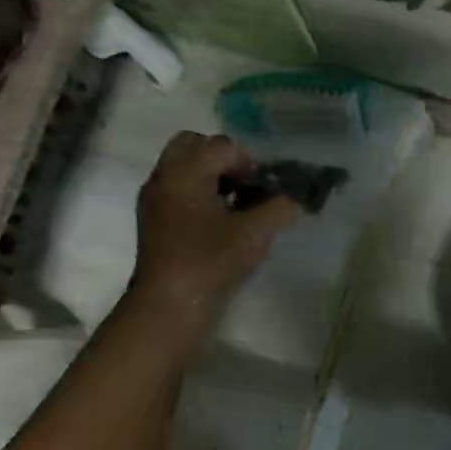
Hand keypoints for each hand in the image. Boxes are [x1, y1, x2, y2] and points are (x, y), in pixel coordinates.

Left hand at [130, 132, 301, 318]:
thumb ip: (279, 209)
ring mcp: (154, 199)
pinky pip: (176, 189)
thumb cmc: (209, 262)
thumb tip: (297, 198)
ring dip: (210, 176)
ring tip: (235, 205)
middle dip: (223, 159)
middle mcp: (164, 177)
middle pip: (193, 145)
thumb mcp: (254, 234)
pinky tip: (219, 222)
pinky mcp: (153, 220)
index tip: (265, 188)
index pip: (223, 146)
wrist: (167, 304)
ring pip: (182, 167)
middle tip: (244, 185)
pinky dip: (198, 193)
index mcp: (186, 172)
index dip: (250, 162)